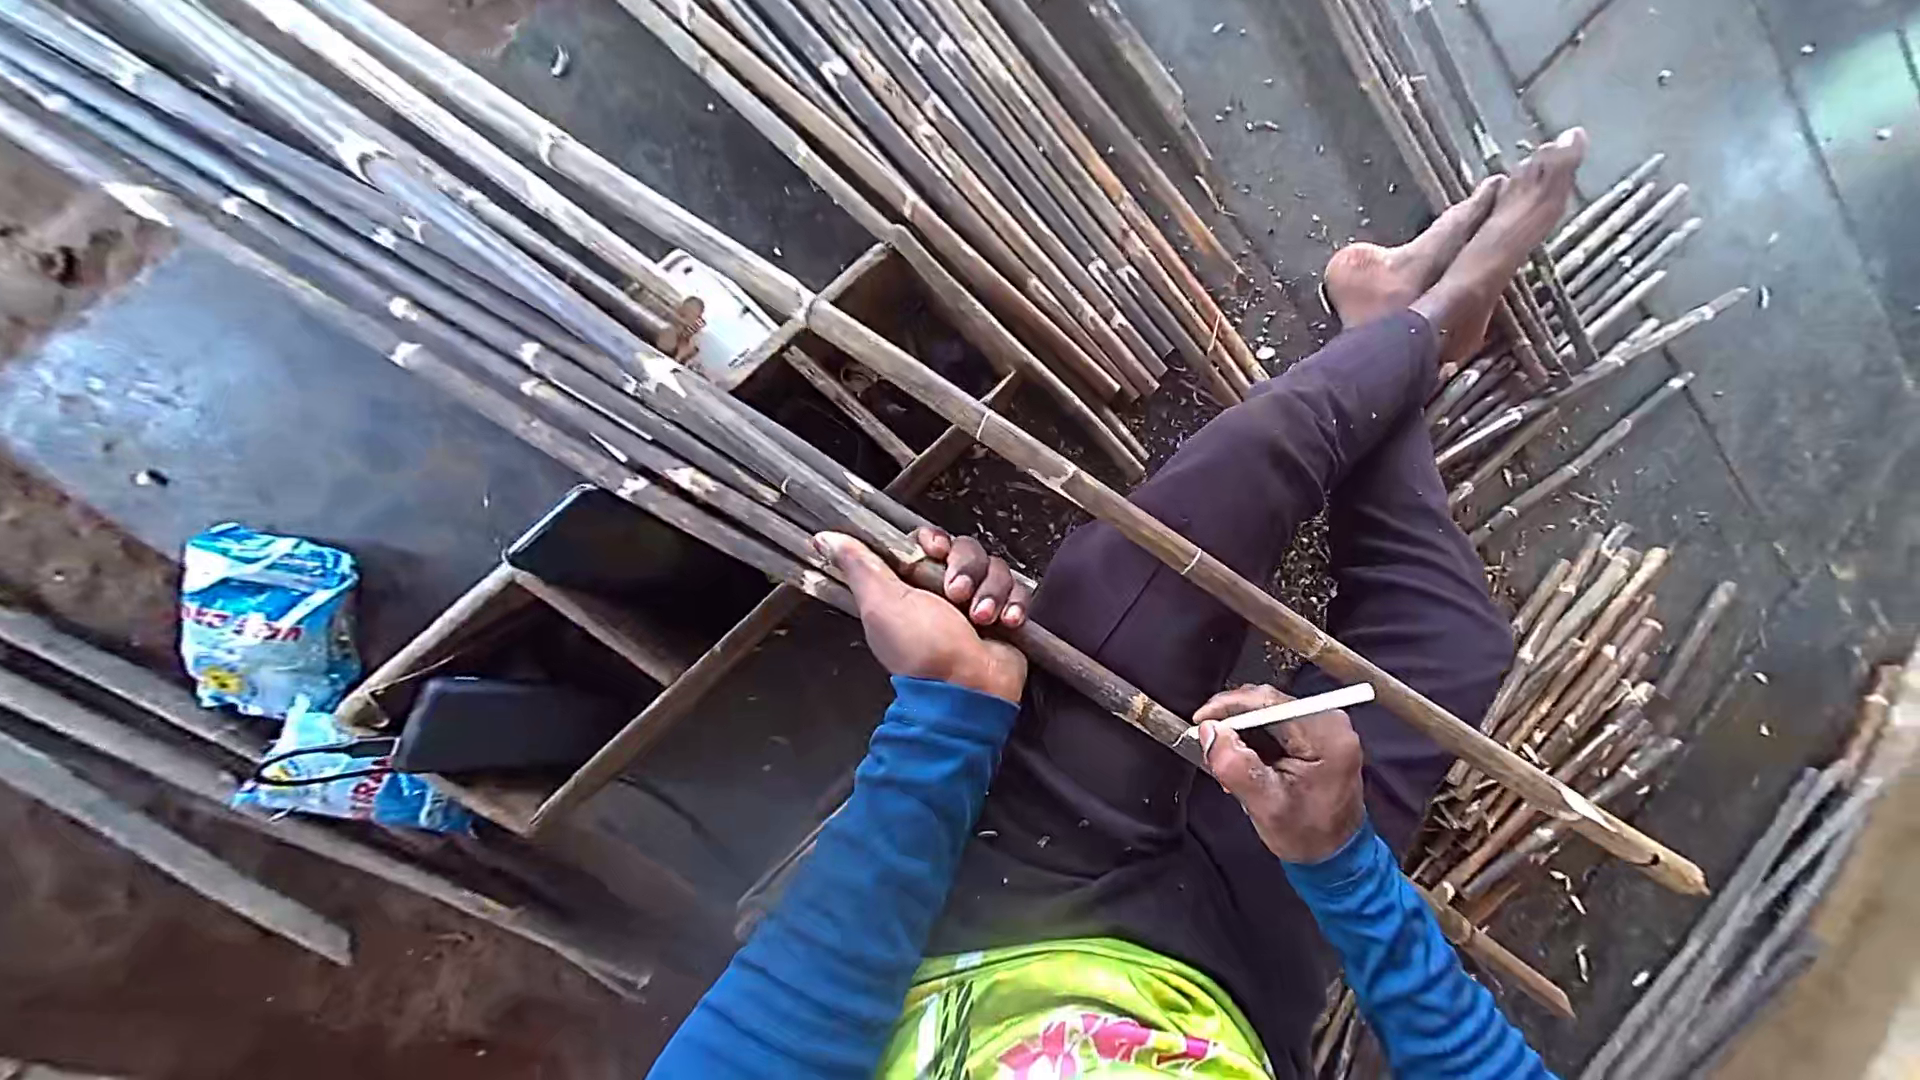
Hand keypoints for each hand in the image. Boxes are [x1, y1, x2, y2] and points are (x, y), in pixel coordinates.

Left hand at [811, 527, 1030, 703]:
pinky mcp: (1006, 615)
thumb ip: (859, 566)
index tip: (935, 552)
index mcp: (916, 582)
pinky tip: (1007, 623)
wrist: (966, 691)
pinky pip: (1019, 592)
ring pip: (996, 569)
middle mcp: (948, 589)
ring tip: (981, 618)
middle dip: (967, 569)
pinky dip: (1015, 605)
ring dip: (991, 592)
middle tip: (958, 595)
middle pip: (969, 550)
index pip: (934, 540)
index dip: (938, 541)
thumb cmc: (921, 649)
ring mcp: (980, 602)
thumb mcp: (882, 603)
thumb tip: (824, 538)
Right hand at [1196, 684, 1365, 863]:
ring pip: (1262, 710)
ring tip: (1226, 758)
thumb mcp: (1267, 805)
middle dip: (1231, 722)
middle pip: (1263, 702)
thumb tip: (1210, 731)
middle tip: (1210, 745)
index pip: (1266, 701)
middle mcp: (1327, 721)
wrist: (1335, 855)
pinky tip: (1242, 759)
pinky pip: (1269, 720)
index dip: (1228, 706)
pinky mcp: (1311, 731)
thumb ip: (1236, 766)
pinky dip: (1249, 736)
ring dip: (1238, 730)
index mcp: (1326, 734)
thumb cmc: (1310, 834)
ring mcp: (1320, 724)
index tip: (1202, 721)